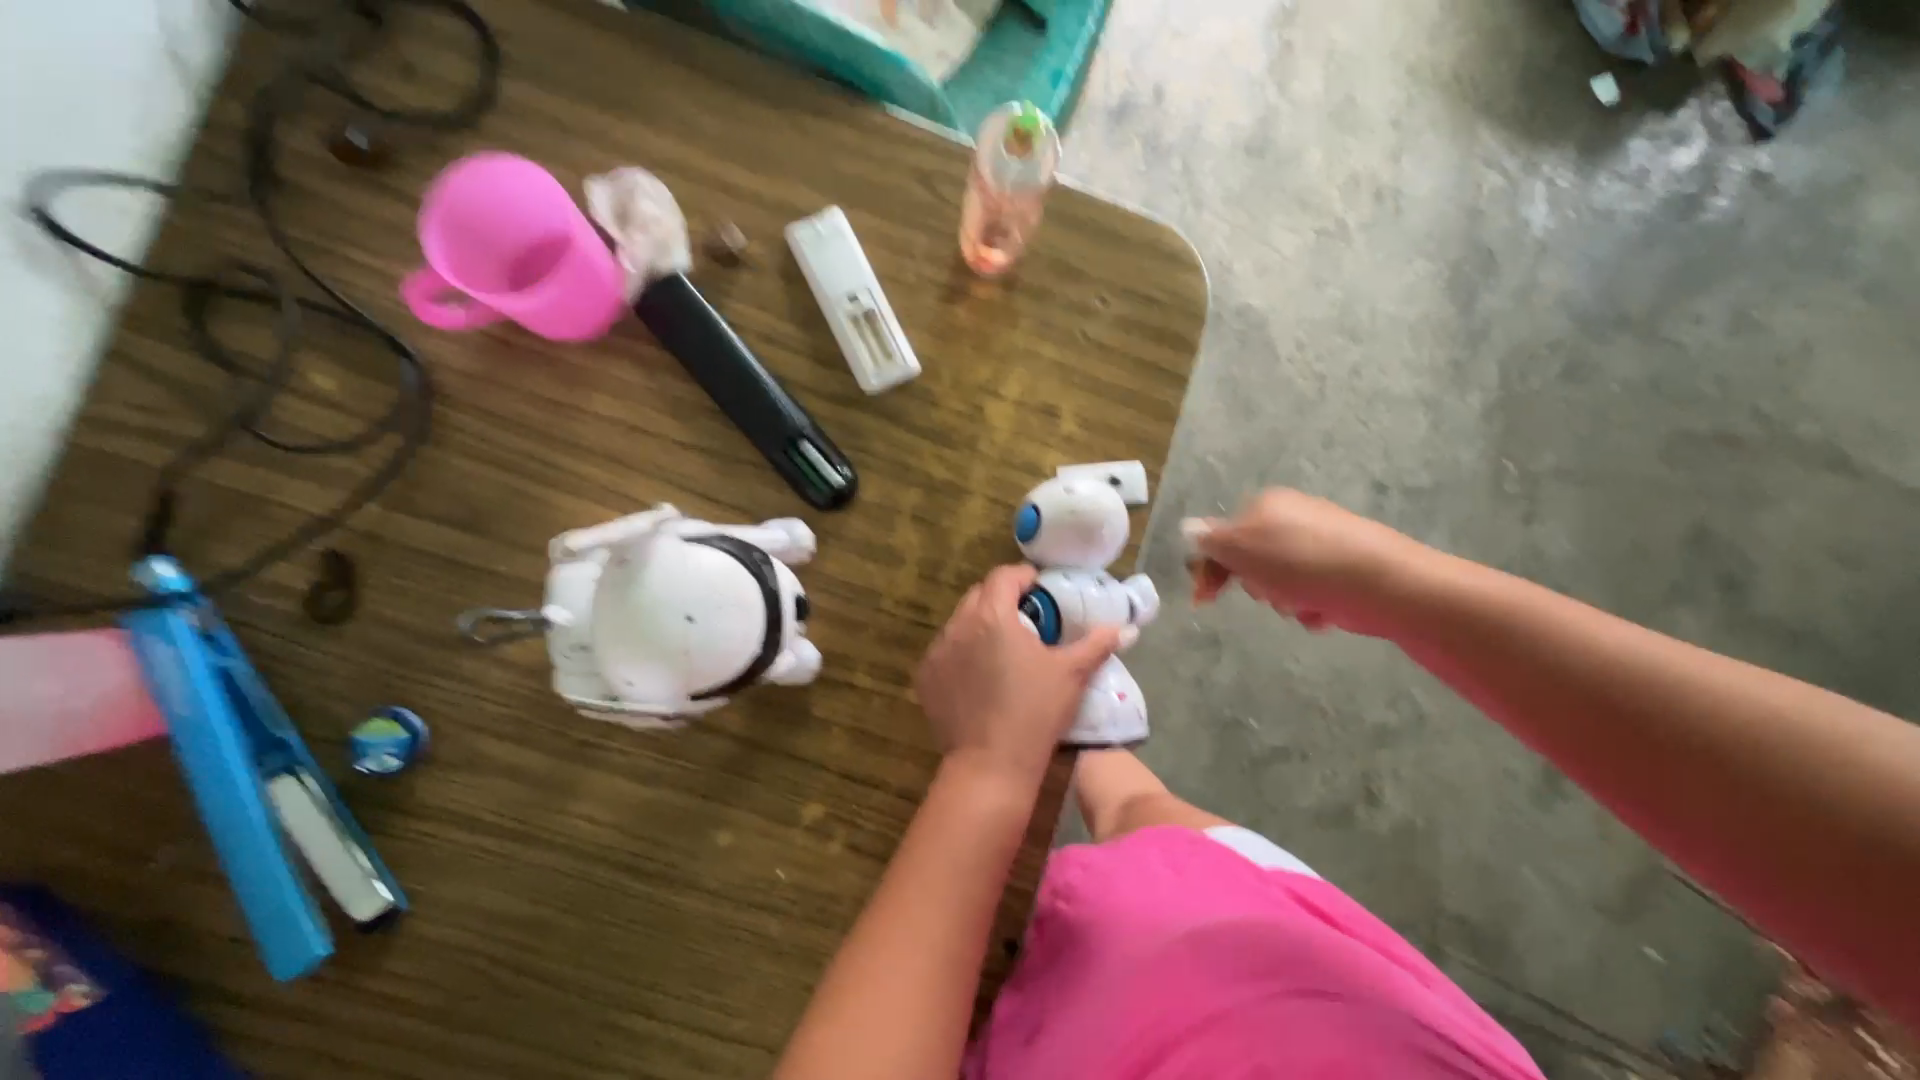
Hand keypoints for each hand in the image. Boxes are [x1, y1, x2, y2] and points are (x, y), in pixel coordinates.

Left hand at [915, 565, 1128, 785]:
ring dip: (980, 626)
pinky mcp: (925, 678)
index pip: (1003, 576)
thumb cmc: (1035, 712)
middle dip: (1002, 599)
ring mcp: (936, 652)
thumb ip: (1098, 644)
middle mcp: (957, 626)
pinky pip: (944, 653)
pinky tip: (979, 677)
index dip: (1024, 578)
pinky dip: (961, 654)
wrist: (991, 764)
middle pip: (978, 596)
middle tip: (1027, 620)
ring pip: (959, 624)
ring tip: (1003, 650)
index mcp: (992, 616)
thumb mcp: (1072, 674)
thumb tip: (1126, 628)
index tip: (1040, 591)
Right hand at [1187, 489, 1431, 636]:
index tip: (1204, 600)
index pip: (1222, 536)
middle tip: (1268, 593)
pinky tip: (1323, 611)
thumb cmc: (1303, 562)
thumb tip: (1187, 528)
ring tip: (1302, 604)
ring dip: (1284, 600)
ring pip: (1280, 583)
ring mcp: (1320, 545)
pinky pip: (1310, 595)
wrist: (1381, 583)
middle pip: (1251, 562)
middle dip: (1254, 585)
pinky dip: (1311, 608)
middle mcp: (1293, 519)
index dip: (1210, 569)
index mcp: (1266, 505)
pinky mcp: (1342, 571)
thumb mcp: (1244, 547)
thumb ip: (1211, 540)